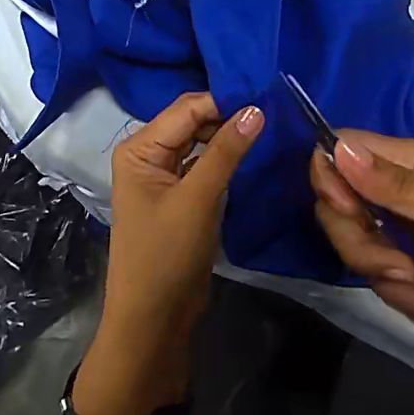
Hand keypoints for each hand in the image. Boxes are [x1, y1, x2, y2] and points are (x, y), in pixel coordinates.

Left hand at [75, 92, 261, 414]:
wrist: (153, 319)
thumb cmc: (167, 254)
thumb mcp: (198, 198)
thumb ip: (226, 151)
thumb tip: (256, 108)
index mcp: (140, 147)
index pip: (186, 109)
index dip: (223, 100)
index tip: (266, 95)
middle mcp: (148, 153)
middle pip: (191, 121)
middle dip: (227, 115)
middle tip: (273, 111)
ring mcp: (163, 175)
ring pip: (199, 142)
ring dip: (228, 136)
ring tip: (269, 126)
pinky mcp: (180, 194)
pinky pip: (203, 164)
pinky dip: (224, 157)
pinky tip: (252, 152)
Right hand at [310, 130, 413, 353]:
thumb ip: (399, 187)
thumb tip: (337, 148)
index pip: (343, 148)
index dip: (331, 177)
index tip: (349, 212)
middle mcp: (404, 189)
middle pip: (340, 202)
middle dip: (358, 242)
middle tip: (398, 271)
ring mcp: (408, 227)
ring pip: (357, 242)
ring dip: (383, 277)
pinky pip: (381, 275)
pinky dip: (402, 297)